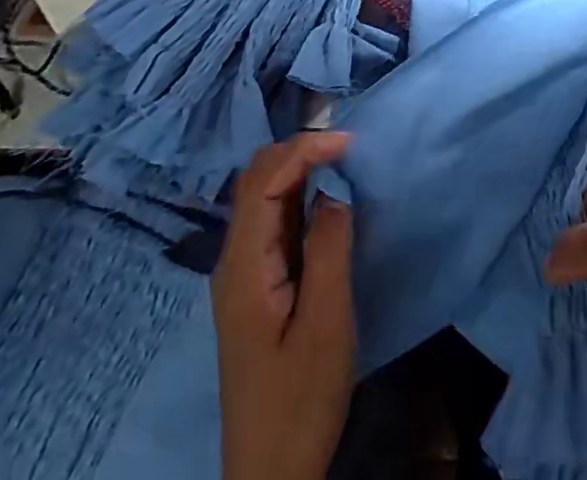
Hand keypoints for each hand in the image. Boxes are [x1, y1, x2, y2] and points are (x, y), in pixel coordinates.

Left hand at [212, 132, 355, 479]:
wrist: (270, 469)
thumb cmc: (301, 399)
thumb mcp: (326, 323)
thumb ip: (330, 249)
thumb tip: (337, 189)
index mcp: (243, 267)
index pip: (262, 184)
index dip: (303, 151)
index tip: (351, 140)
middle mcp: (235, 262)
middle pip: (255, 185)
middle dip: (299, 153)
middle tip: (351, 147)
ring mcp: (244, 276)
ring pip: (264, 202)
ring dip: (300, 173)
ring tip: (346, 164)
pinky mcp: (260, 288)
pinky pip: (275, 226)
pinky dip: (302, 201)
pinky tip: (330, 204)